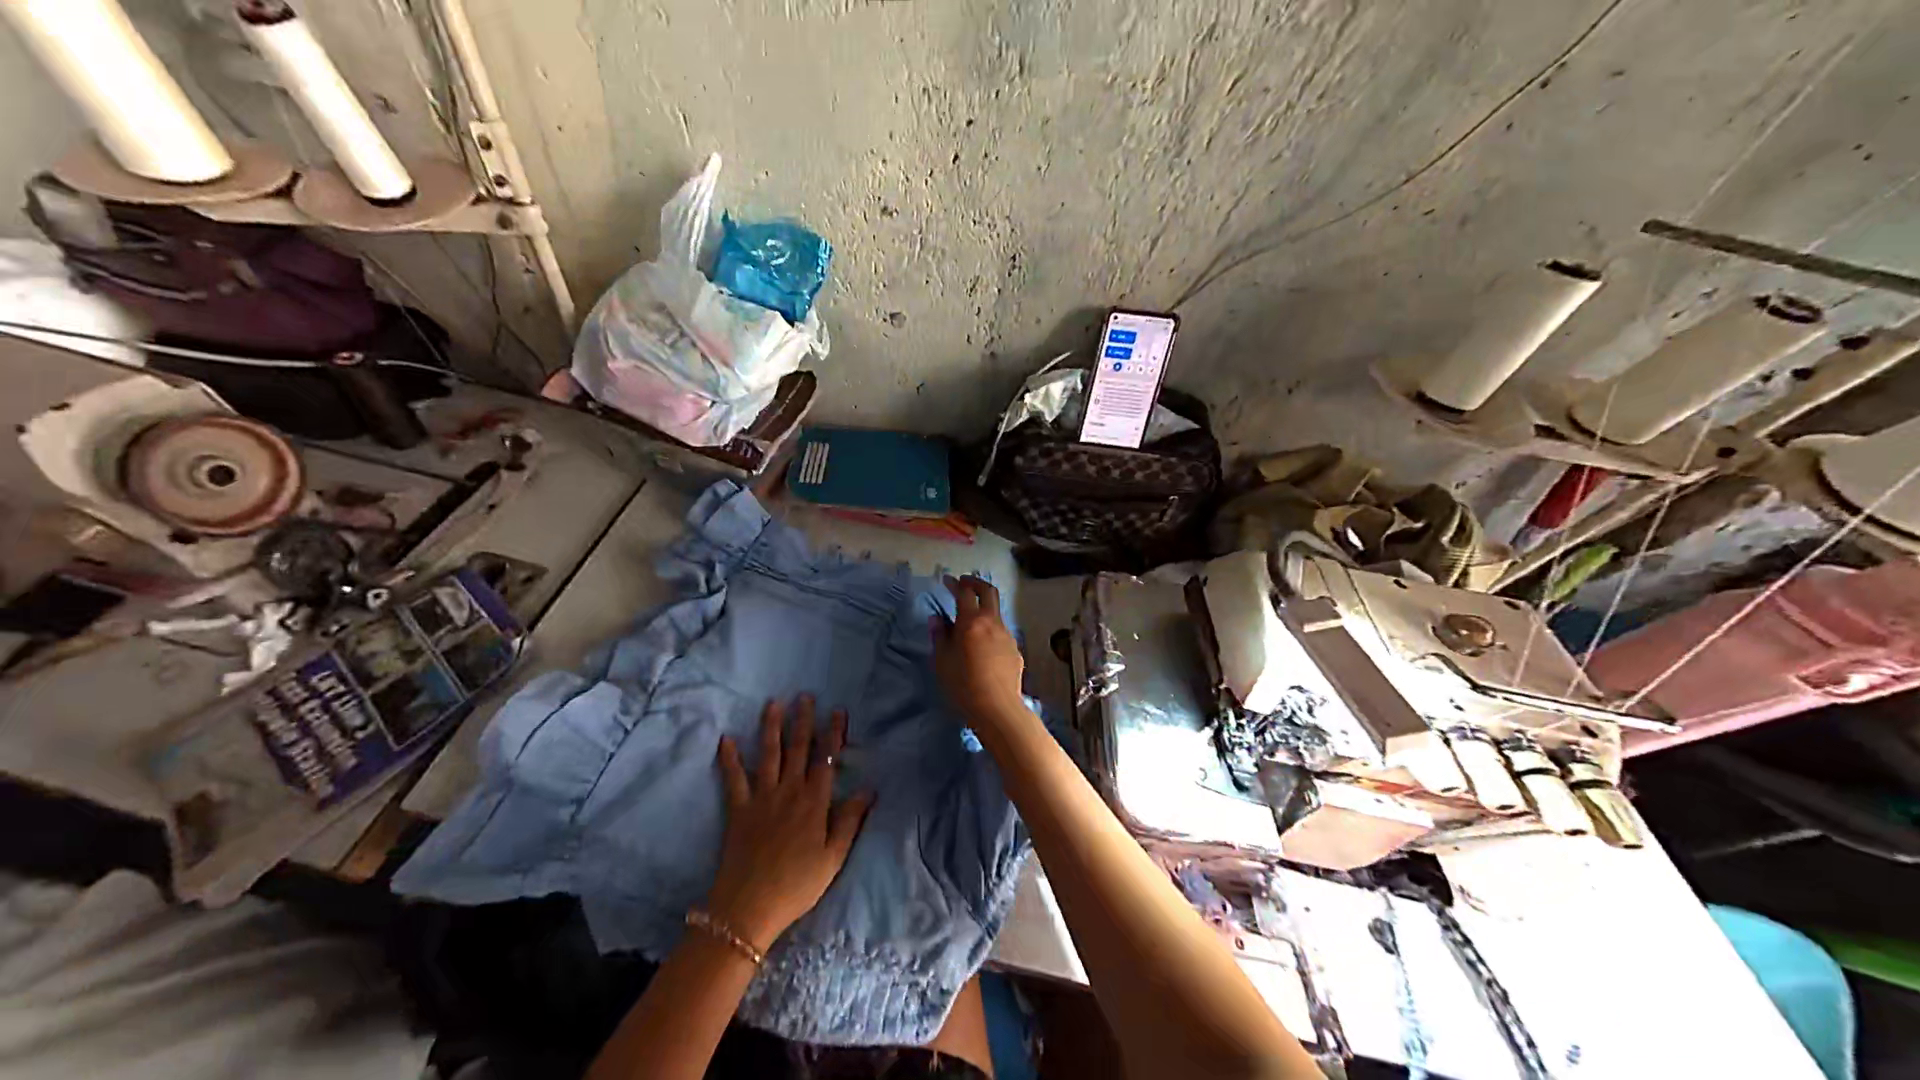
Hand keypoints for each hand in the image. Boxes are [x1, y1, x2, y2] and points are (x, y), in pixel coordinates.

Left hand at [708, 697, 873, 951]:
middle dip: (803, 721)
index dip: (832, 733)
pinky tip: (726, 739)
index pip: (826, 759)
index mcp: (814, 802)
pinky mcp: (737, 809)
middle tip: (805, 696)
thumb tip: (869, 788)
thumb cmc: (798, 885)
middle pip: (797, 749)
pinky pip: (733, 778)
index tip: (837, 711)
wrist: (749, 907)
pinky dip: (729, 758)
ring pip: (768, 754)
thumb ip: (850, 820)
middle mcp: (788, 791)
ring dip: (771, 727)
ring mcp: (761, 798)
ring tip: (773, 704)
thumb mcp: (834, 857)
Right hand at [931, 575, 1025, 727]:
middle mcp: (992, 623)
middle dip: (976, 583)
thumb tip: (937, 620)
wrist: (997, 708)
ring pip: (996, 613)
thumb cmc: (963, 685)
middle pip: (989, 592)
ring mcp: (1007, 636)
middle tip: (964, 583)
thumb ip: (940, 636)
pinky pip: (1001, 633)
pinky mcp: (1015, 651)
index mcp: (971, 622)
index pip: (964, 593)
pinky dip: (991, 630)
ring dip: (984, 608)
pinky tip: (983, 645)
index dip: (956, 583)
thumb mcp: (942, 661)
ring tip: (972, 619)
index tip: (948, 581)